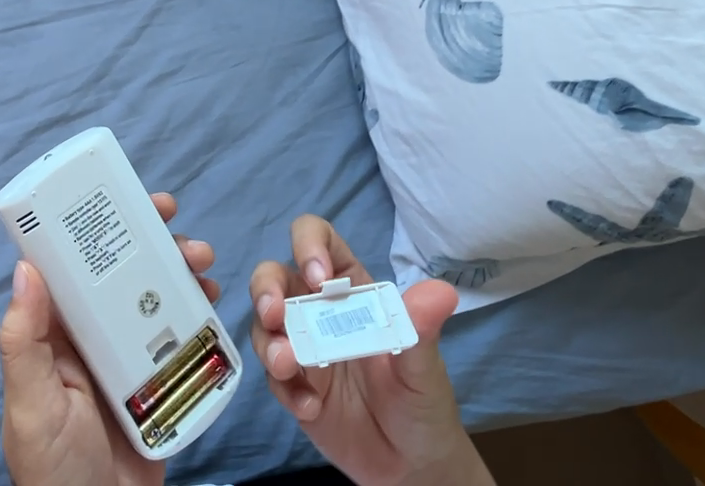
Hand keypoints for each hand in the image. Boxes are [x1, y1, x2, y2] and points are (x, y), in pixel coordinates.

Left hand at [0, 192, 218, 485]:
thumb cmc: (53, 469)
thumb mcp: (31, 406)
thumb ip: (24, 342)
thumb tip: (25, 266)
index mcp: (56, 329)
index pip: (73, 262)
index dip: (96, 223)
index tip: (127, 199)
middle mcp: (91, 331)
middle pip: (122, 269)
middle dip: (152, 239)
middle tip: (179, 225)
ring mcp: (127, 351)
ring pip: (155, 293)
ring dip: (179, 267)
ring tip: (204, 262)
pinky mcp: (158, 375)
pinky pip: (180, 330)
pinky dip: (198, 308)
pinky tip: (212, 298)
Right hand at [249, 217, 493, 485]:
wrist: (412, 465)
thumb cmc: (421, 401)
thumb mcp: (424, 366)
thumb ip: (421, 329)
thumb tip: (441, 292)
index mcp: (350, 287)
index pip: (319, 240)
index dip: (309, 245)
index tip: (317, 277)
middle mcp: (317, 308)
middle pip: (274, 275)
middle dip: (266, 288)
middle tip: (274, 314)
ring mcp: (300, 345)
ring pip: (263, 323)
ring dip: (268, 341)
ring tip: (287, 368)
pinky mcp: (291, 384)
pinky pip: (272, 377)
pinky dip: (285, 389)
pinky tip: (310, 408)